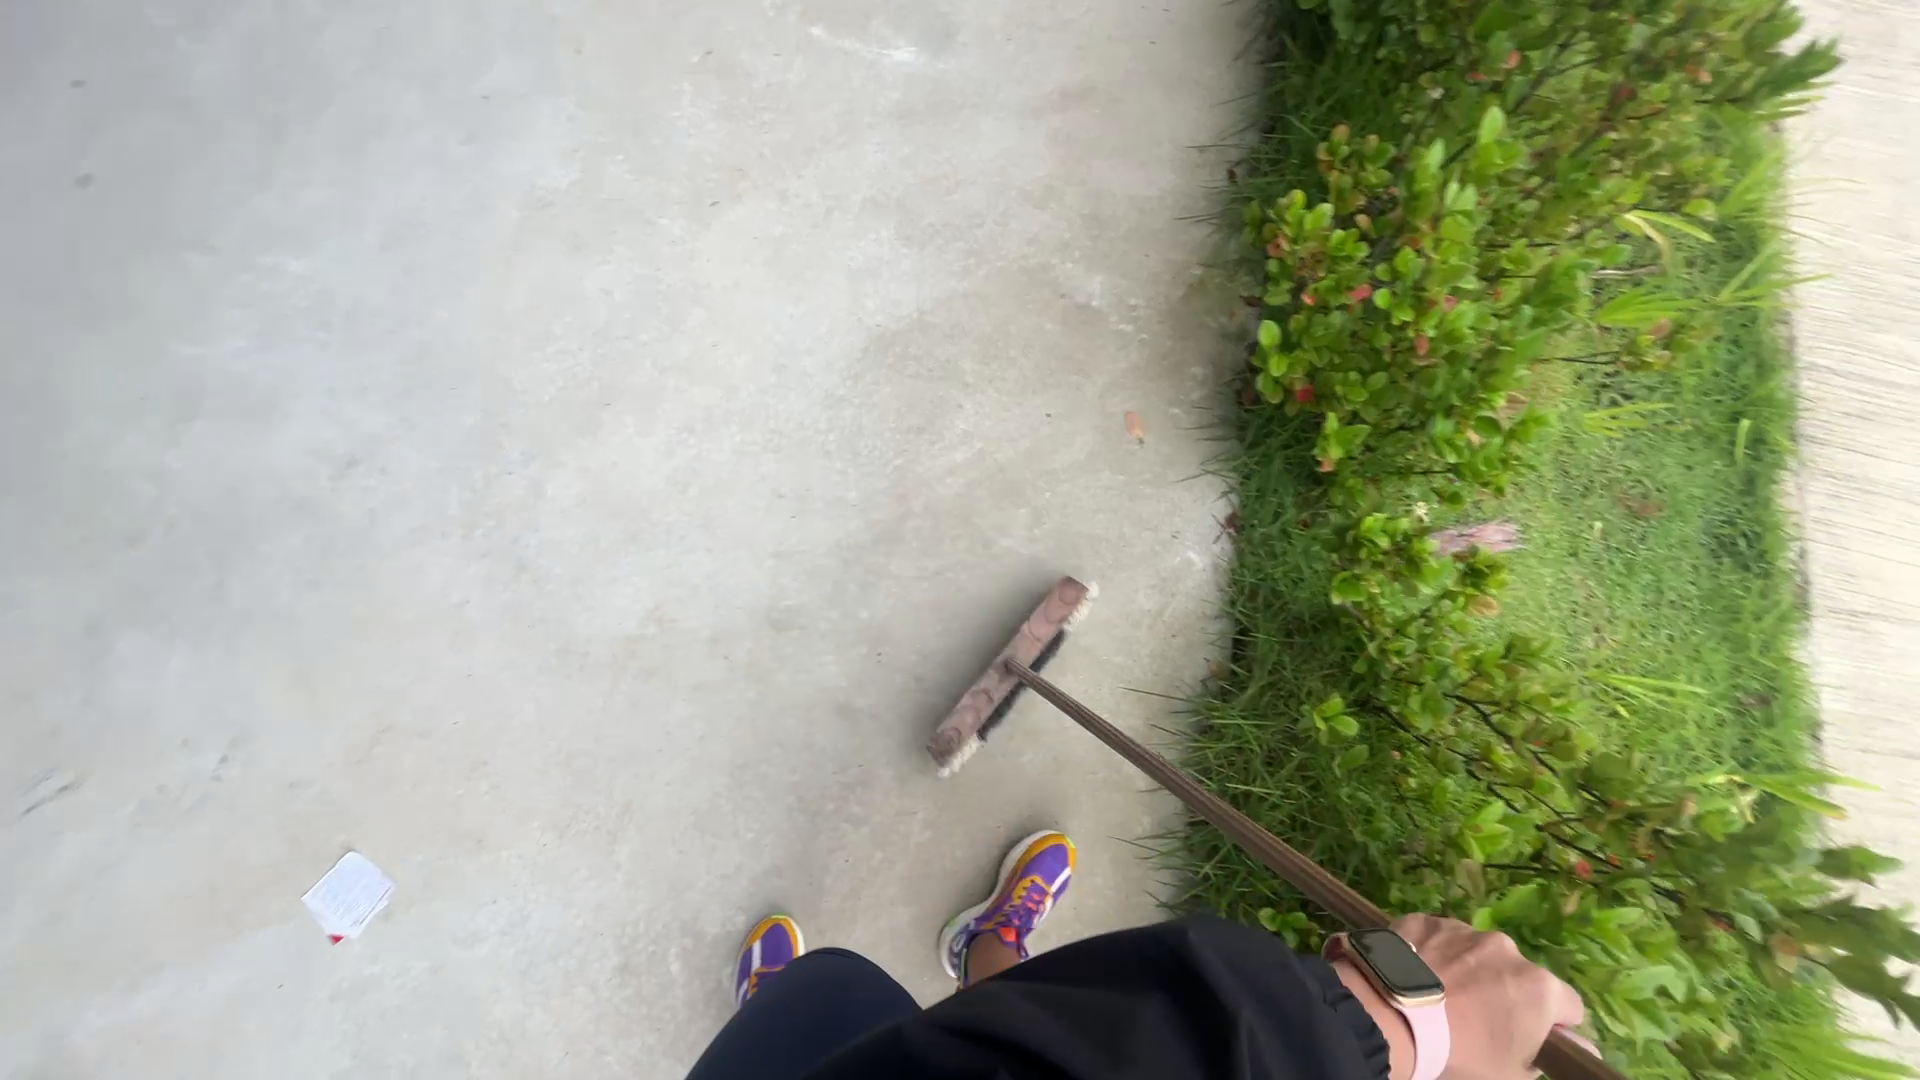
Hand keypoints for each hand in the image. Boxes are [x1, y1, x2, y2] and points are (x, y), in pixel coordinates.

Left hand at [1392, 914, 1585, 1079]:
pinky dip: (1430, 951)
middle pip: (1517, 973)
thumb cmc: (1463, 1053)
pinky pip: (1435, 937)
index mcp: (1539, 986)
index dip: (1555, 1024)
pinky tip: (1414, 973)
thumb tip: (1580, 1046)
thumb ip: (1551, 1054)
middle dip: (1506, 991)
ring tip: (1440, 994)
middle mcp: (1503, 947)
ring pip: (1474, 951)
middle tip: (1477, 1016)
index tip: (1533, 1037)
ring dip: (1467, 968)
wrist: (1391, 1013)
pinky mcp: (1421, 919)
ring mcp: (1459, 927)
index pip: (1568, 1006)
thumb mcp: (1517, 1073)